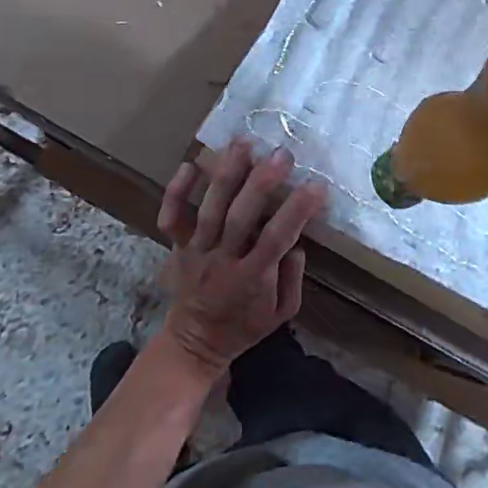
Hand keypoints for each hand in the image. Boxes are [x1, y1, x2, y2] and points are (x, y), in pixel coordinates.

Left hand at [156, 139, 327, 375]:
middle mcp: (222, 261)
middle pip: (239, 217)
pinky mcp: (177, 248)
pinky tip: (190, 165)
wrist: (193, 344)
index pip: (276, 239)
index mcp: (251, 279)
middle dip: (261, 183)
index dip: (297, 211)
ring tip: (243, 143)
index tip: (316, 186)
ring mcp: (196, 252)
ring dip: (226, 174)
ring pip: (209, 210)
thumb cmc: (245, 325)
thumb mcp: (282, 313)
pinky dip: (176, 192)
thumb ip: (294, 277)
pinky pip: (171, 219)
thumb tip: (296, 240)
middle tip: (282, 154)